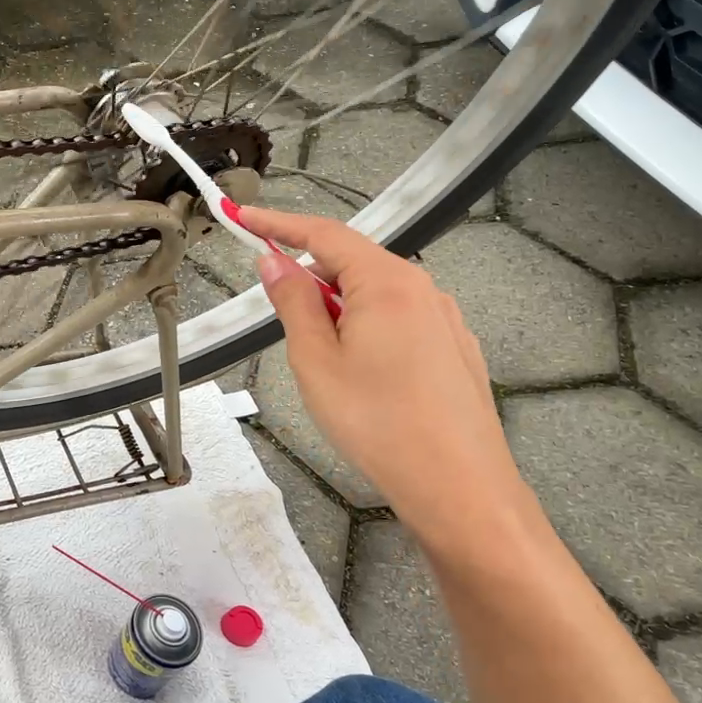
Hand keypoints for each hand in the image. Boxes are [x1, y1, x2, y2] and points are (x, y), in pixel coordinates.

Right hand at [241, 207, 525, 540]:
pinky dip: (363, 323)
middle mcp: (424, 290)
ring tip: (316, 351)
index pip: (324, 234)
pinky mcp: (454, 349)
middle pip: (353, 262)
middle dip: (308, 274)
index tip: (242, 215)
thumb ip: (293, 302)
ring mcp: (445, 320)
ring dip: (336, 304)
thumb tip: (274, 262)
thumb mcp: (315, 359)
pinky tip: (356, 366)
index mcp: (388, 283)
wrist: (459, 486)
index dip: (278, 223)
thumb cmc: (377, 421)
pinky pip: (398, 317)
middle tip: (273, 304)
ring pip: (375, 292)